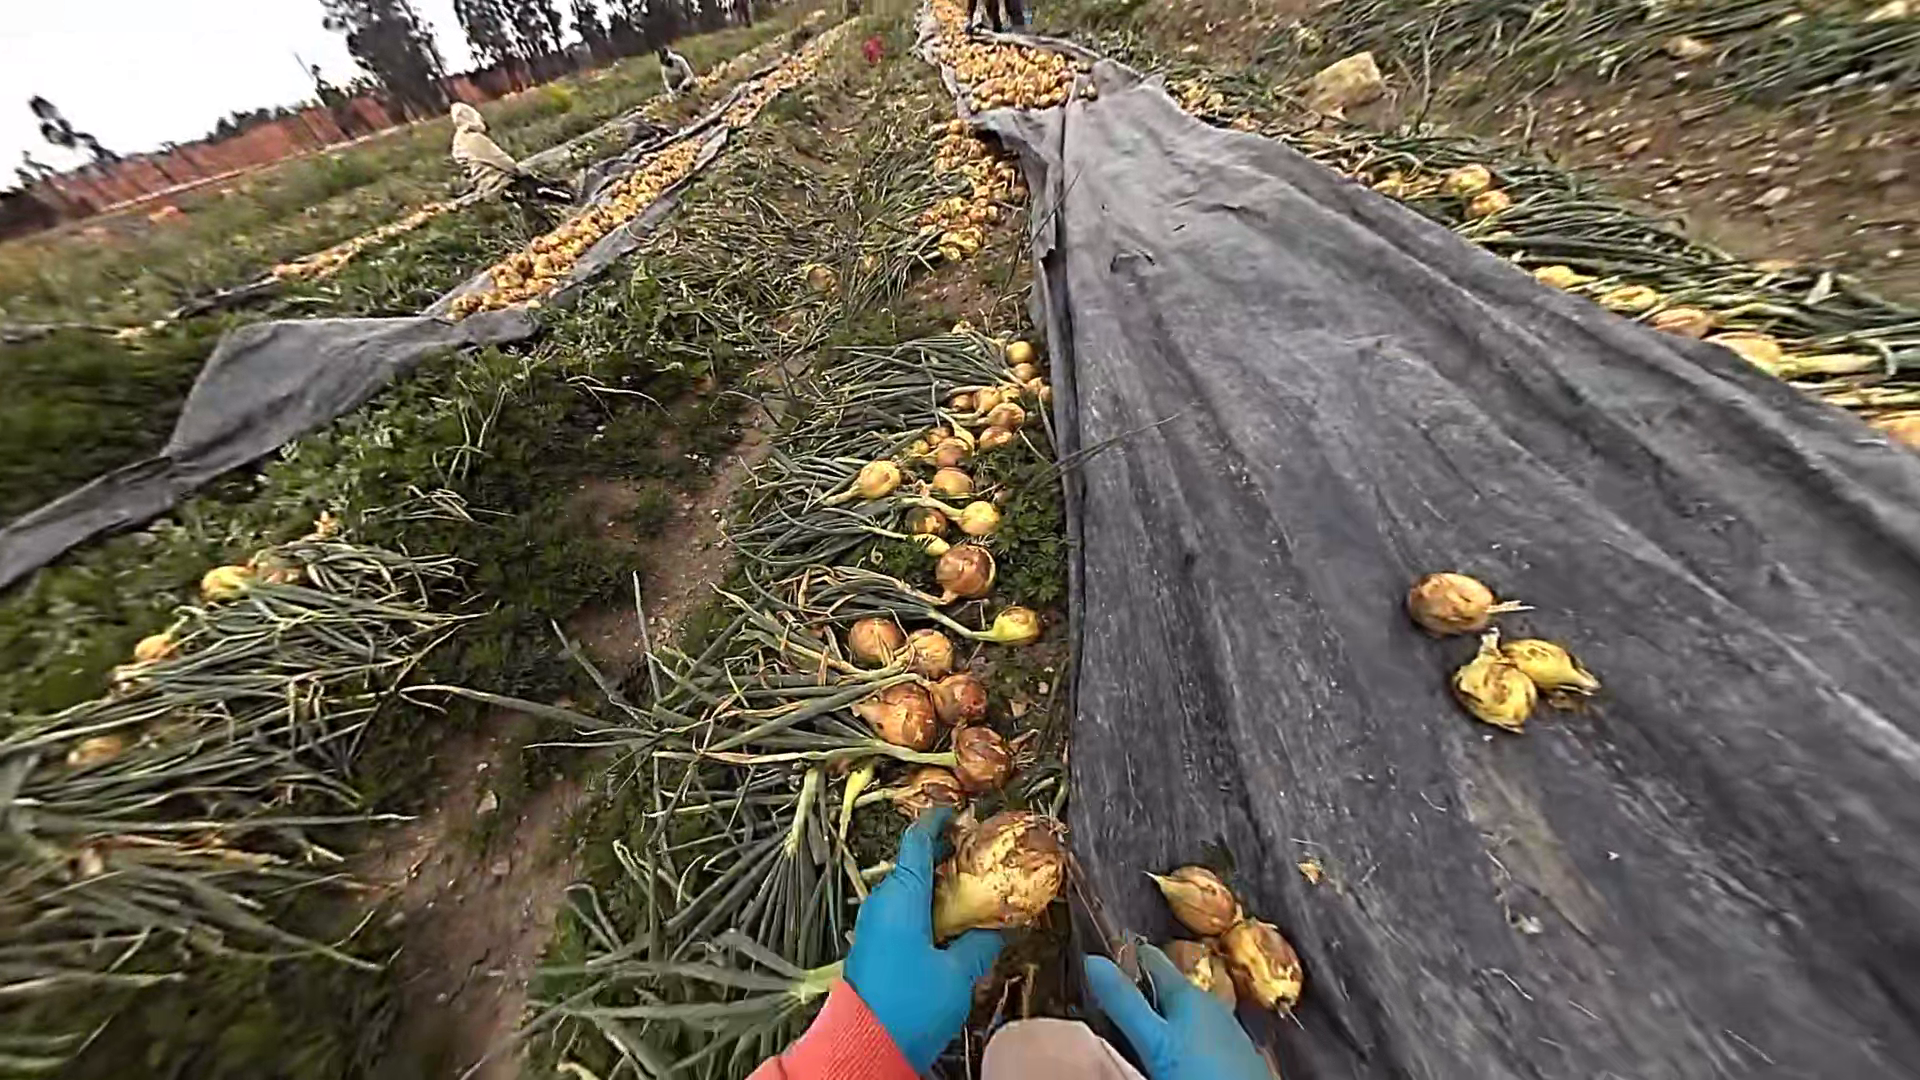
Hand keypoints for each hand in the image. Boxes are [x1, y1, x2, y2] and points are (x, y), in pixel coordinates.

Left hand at [846, 807, 1003, 1070]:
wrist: (861, 1051)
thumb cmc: (907, 1007)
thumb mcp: (956, 976)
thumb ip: (979, 945)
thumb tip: (1000, 929)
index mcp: (902, 893)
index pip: (918, 838)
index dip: (938, 820)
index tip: (958, 814)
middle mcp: (884, 899)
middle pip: (915, 859)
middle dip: (945, 853)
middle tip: (975, 855)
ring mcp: (875, 920)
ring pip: (909, 885)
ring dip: (936, 882)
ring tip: (968, 890)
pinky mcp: (873, 942)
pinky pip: (901, 908)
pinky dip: (924, 904)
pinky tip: (947, 923)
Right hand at [1083, 944, 1272, 1079]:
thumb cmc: (1203, 1079)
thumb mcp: (1155, 1044)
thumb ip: (1125, 1004)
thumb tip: (1091, 957)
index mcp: (1186, 992)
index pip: (1147, 955)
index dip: (1121, 955)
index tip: (1094, 960)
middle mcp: (1207, 1005)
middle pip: (1164, 986)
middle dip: (1137, 991)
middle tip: (1104, 1003)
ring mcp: (1224, 1035)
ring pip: (1180, 1015)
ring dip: (1157, 1019)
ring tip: (1130, 1035)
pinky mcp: (1235, 1065)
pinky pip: (1195, 1040)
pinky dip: (1177, 1042)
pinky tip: (1168, 1061)